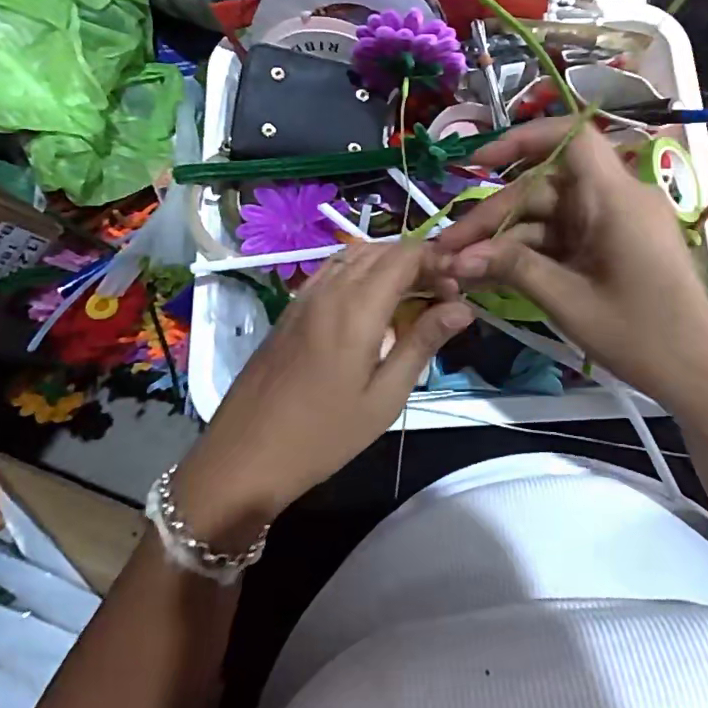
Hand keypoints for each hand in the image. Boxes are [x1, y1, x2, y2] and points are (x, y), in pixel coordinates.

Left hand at [171, 242, 470, 542]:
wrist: (244, 457)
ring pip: (355, 256)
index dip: (437, 259)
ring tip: (414, 296)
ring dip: (389, 264)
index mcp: (356, 307)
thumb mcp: (385, 396)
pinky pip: (333, 271)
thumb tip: (463, 308)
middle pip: (381, 251)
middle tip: (442, 295)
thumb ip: (423, 343)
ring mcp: (305, 297)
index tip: (459, 285)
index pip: (405, 255)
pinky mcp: (291, 310)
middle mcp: (330, 290)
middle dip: (417, 261)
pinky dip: (361, 272)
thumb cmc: (324, 435)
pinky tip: (373, 303)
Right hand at [435, 118, 707, 404]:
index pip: (571, 139)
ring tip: (462, 268)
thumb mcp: (569, 301)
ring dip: (507, 240)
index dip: (521, 140)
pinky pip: (565, 237)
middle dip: (494, 217)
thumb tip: (457, 258)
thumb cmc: (640, 334)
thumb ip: (514, 269)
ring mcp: (615, 224)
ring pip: (549, 217)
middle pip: (544, 189)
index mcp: (615, 198)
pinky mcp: (613, 246)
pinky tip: (494, 274)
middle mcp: (616, 200)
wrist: (697, 372)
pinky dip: (533, 253)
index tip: (478, 163)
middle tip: (448, 250)